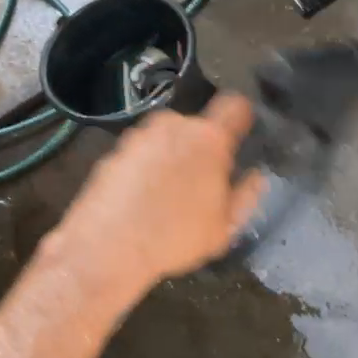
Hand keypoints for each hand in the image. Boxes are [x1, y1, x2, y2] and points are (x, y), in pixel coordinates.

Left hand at [51, 93, 265, 304]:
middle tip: (201, 180)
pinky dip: (145, 168)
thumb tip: (254, 177)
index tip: (242, 132)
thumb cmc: (174, 237)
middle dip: (202, 146)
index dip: (243, 115)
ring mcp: (139, 137)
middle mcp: (174, 126)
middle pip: (199, 125)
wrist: (103, 252)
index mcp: (209, 138)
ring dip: (172, 156)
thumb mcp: (225, 227)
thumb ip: (246, 194)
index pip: (236, 105)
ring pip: (167, 138)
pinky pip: (141, 153)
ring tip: (166, 194)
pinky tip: (140, 200)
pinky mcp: (112, 152)